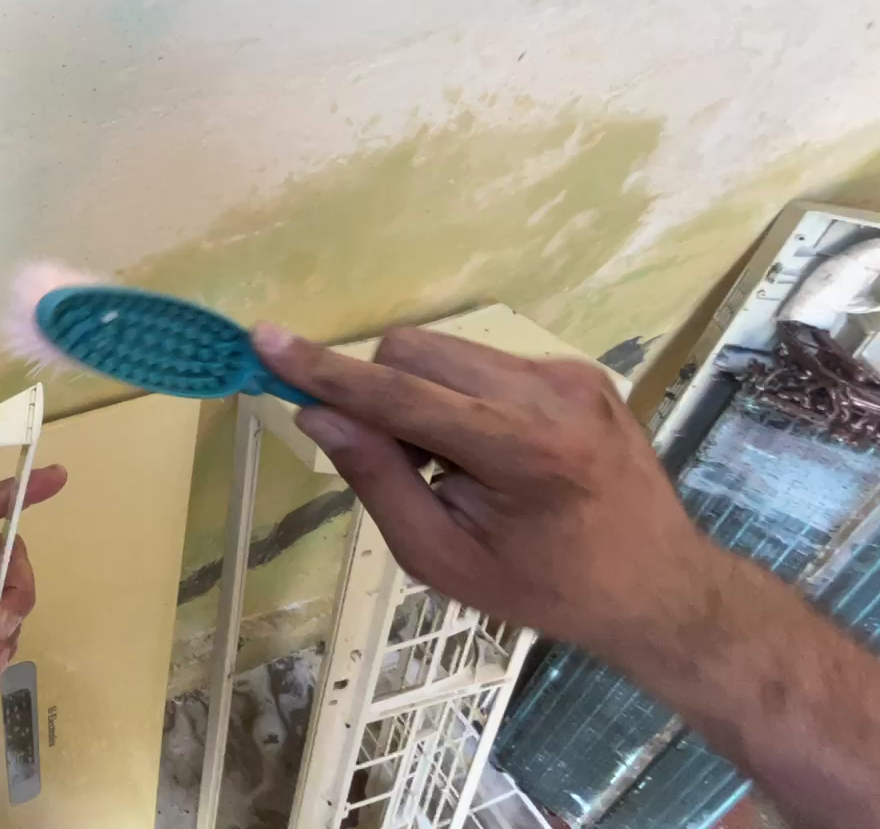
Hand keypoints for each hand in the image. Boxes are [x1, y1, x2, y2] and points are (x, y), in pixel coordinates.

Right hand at [252, 323, 716, 660]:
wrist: (665, 590)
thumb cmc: (541, 586)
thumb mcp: (437, 557)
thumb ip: (374, 478)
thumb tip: (316, 413)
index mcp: (523, 452)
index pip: (396, 395)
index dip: (323, 370)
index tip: (265, 340)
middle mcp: (550, 395)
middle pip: (409, 351)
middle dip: (375, 391)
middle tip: (401, 458)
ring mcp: (566, 374)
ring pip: (435, 347)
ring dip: (410, 391)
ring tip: (446, 456)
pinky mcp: (570, 368)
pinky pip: (468, 357)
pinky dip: (445, 390)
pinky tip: (478, 442)